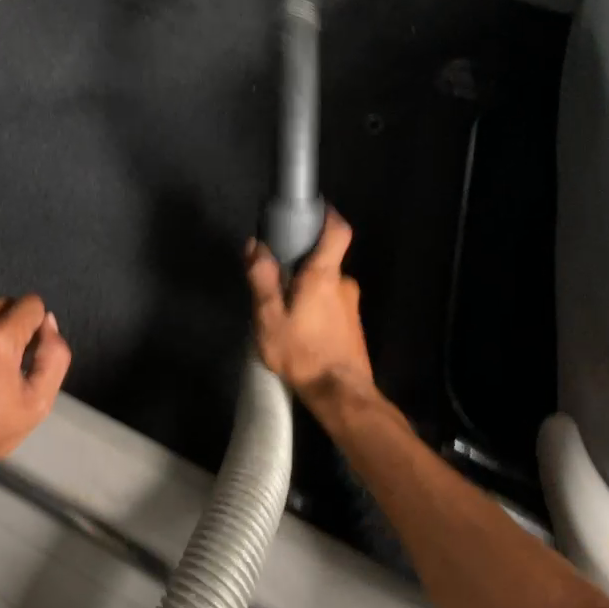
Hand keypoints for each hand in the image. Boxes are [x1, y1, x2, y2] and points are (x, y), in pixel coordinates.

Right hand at [246, 209, 373, 399]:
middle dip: (301, 265)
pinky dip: (315, 309)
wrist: (342, 397)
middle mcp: (344, 284)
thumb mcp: (270, 319)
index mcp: (324, 276)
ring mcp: (352, 306)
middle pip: (323, 261)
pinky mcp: (353, 327)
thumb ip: (262, 280)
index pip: (338, 232)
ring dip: (307, 291)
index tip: (312, 210)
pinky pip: (331, 305)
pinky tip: (299, 330)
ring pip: (326, 286)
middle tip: (275, 279)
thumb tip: (254, 245)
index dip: (328, 216)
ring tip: (283, 311)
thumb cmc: (303, 353)